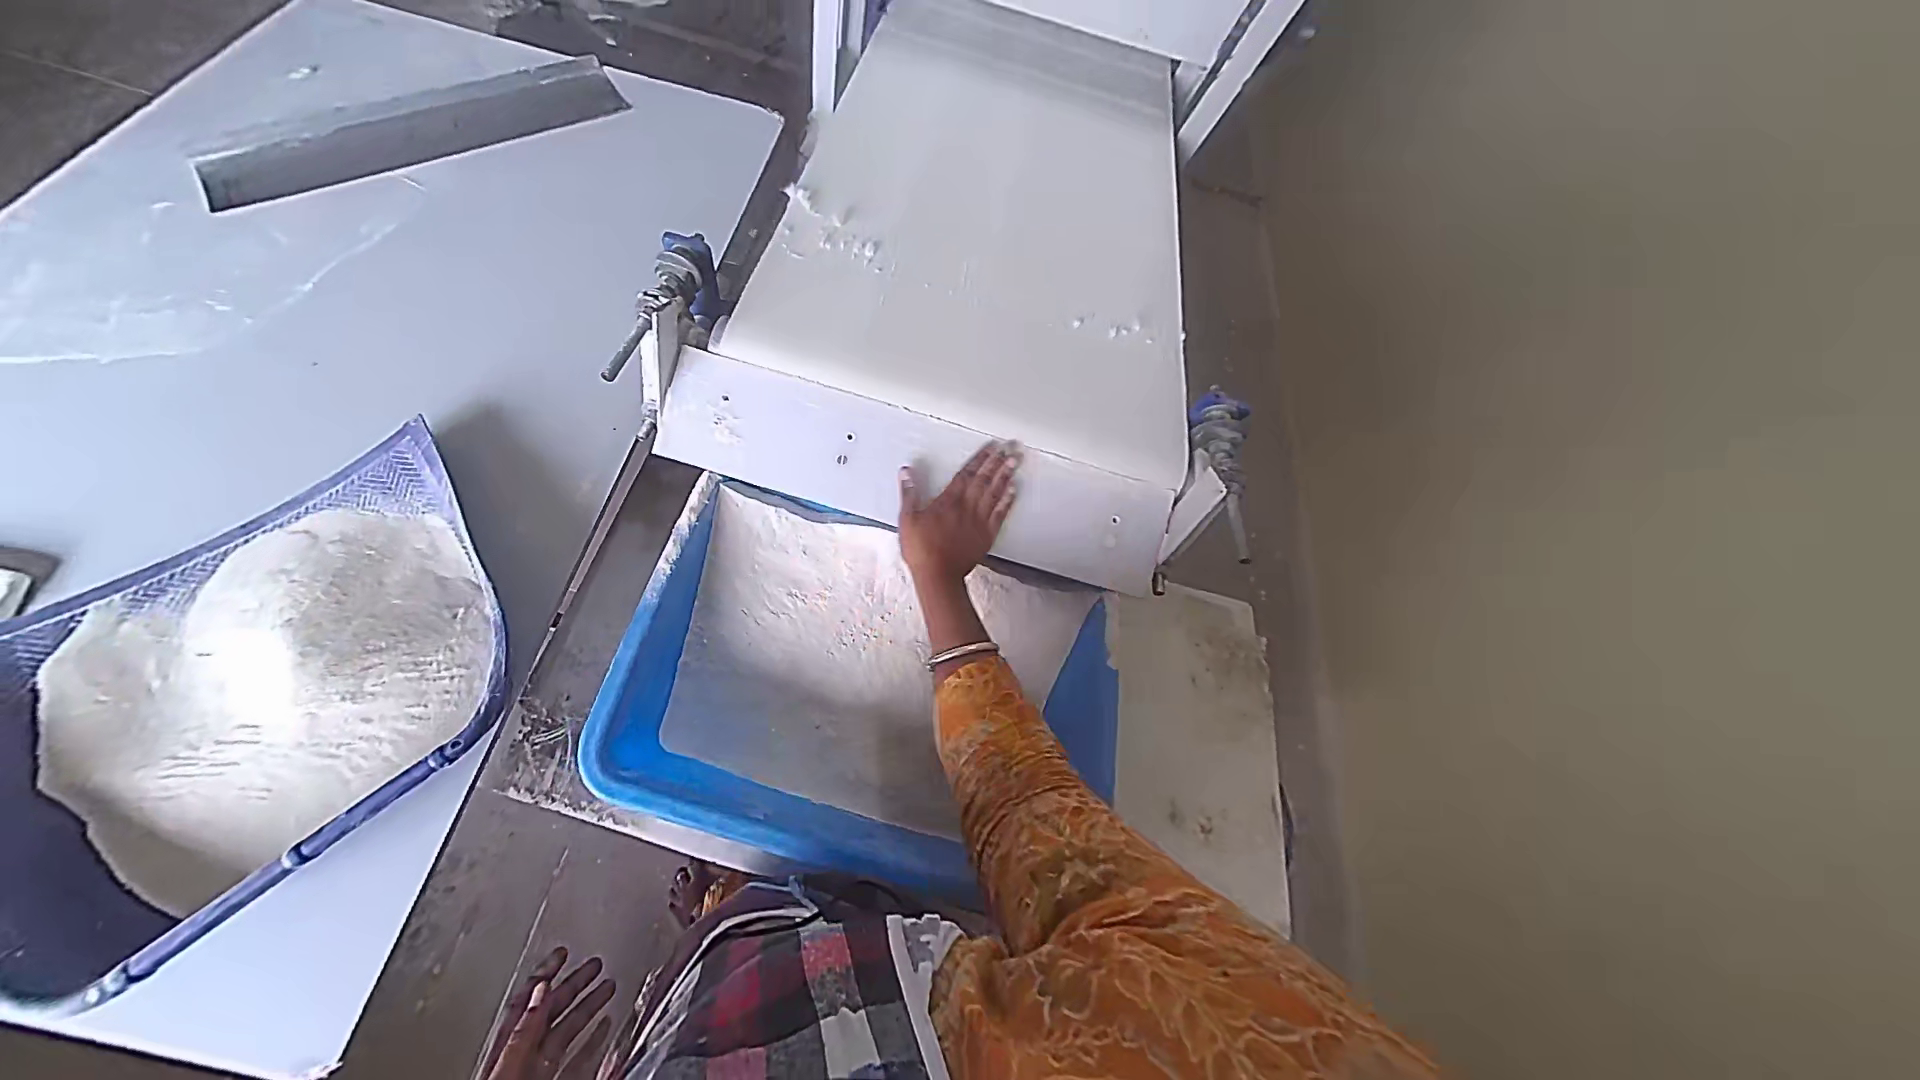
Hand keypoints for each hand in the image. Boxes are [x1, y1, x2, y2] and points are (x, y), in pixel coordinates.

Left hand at [482, 947, 617, 1079]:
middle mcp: (522, 1063)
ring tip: (608, 988)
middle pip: (552, 1014)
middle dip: (575, 985)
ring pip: (567, 1036)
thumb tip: (541, 987)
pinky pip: (580, 1062)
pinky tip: (606, 1030)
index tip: (563, 951)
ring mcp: (540, 1077)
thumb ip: (524, 1032)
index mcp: (506, 1053)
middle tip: (596, 963)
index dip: (545, 974)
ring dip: (589, 1009)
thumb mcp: (507, 1072)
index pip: (526, 1002)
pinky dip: (595, 1041)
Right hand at [897, 440, 1021, 586]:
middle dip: (997, 462)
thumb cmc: (922, 550)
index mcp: (948, 501)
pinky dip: (1007, 501)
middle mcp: (967, 507)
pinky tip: (1013, 491)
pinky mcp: (986, 535)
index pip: (966, 473)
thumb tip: (907, 472)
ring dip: (1005, 476)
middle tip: (1010, 448)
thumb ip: (909, 493)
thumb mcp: (907, 519)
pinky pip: (1000, 514)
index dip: (979, 458)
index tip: (991, 447)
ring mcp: (979, 521)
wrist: (938, 575)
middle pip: (984, 479)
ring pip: (995, 493)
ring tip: (1015, 463)